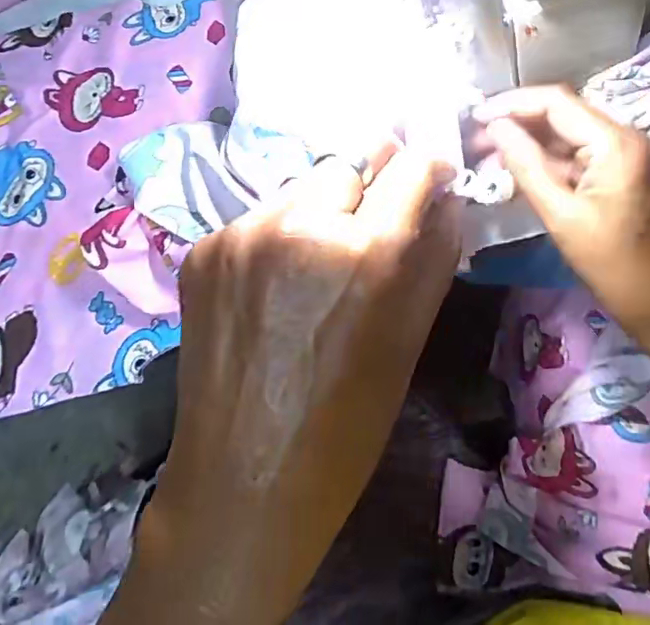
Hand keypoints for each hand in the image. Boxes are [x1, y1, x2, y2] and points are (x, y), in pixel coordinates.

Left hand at [106, 146, 460, 624]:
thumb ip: (434, 254)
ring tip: (308, 276)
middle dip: (363, 197)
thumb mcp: (409, 339)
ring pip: (298, 190)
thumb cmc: (346, 427)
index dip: (427, 171)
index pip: (411, 166)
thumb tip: (446, 197)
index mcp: (364, 251)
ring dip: (315, 215)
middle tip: (359, 247)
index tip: (429, 182)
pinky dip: (272, 241)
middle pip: (347, 170)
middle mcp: (299, 222)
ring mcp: (241, 232)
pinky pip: (256, 219)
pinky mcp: (203, 247)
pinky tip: (267, 293)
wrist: (241, 484)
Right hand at [476, 85, 649, 340]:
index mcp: (616, 142)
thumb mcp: (562, 215)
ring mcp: (623, 155)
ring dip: (527, 142)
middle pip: (560, 114)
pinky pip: (575, 155)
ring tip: (486, 155)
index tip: (475, 116)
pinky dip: (545, 160)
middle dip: (516, 123)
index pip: (556, 102)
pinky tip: (515, 170)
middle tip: (475, 139)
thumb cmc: (615, 266)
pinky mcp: (619, 172)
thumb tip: (495, 127)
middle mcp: (624, 137)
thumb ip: (526, 164)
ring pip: (565, 134)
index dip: (511, 104)